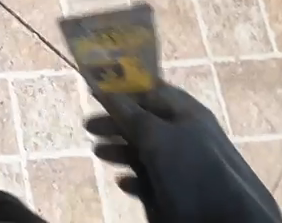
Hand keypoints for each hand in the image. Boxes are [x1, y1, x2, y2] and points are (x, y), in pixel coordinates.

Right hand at [87, 83, 281, 222]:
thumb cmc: (192, 172)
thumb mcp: (156, 137)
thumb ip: (129, 113)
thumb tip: (105, 88)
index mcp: (188, 114)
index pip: (152, 90)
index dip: (124, 88)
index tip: (96, 91)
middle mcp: (187, 135)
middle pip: (145, 120)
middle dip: (116, 122)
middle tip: (89, 127)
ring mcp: (186, 166)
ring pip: (146, 150)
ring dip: (120, 150)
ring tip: (98, 154)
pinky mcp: (183, 194)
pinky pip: (154, 179)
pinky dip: (136, 178)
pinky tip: (123, 182)